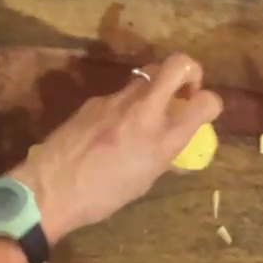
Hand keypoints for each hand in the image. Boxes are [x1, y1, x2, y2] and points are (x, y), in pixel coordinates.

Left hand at [12, 53, 222, 242]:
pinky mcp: (95, 101)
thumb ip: (163, 159)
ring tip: (149, 110)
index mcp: (162, 139)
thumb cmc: (101, 198)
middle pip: (178, 64)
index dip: (212, 103)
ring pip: (147, 76)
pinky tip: (112, 129)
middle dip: (190, 71)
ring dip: (156, 87)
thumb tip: (175, 153)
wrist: (50, 189)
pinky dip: (126, 105)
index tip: (205, 111)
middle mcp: (144, 112)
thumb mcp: (143, 183)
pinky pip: (120, 95)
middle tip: (185, 90)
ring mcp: (117, 101)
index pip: (206, 102)